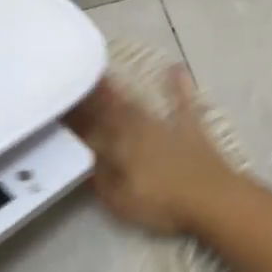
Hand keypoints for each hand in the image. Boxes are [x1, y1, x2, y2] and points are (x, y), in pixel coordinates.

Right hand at [65, 64, 241, 235]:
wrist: (213, 199)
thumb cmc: (163, 203)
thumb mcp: (121, 201)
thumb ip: (100, 179)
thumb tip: (84, 160)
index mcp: (118, 145)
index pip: (88, 127)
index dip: (73, 115)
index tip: (57, 102)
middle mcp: (137, 128)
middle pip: (109, 109)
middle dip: (91, 95)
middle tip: (76, 78)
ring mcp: (164, 125)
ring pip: (136, 103)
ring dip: (119, 88)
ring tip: (104, 73)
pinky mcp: (190, 128)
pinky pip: (182, 102)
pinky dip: (178, 85)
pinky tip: (175, 68)